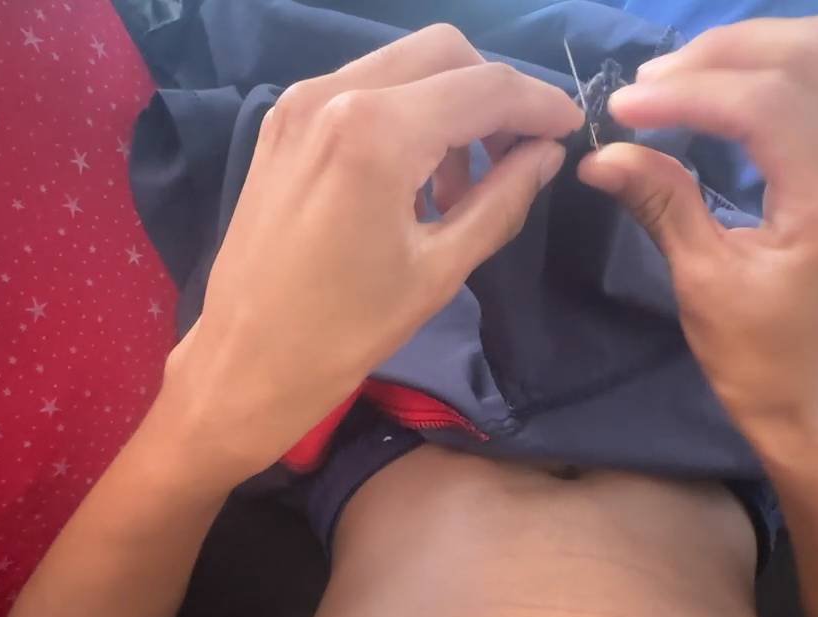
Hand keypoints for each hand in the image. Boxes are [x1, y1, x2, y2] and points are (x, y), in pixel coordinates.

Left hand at [154, 25, 583, 482]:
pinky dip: (401, 118)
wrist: (248, 362)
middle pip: (443, 53)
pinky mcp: (281, 126)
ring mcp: (298, 105)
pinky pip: (360, 93)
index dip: (537, 104)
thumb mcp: (437, 271)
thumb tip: (546, 156)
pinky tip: (408, 182)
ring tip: (454, 188)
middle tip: (513, 157)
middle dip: (492, 96)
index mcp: (376, 131)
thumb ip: (499, 202)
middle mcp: (333, 94)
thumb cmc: (346, 333)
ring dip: (446, 107)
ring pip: (400, 67)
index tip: (569, 129)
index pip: (483, 87)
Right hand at [577, 17, 817, 435]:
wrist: (802, 392)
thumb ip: (661, 204)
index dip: (689, 93)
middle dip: (719, 54)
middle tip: (648, 85)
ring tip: (677, 80)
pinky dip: (766, 71)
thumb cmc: (751, 355)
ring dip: (745, 51)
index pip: (766, 106)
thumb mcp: (700, 281)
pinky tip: (717, 90)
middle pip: (807, 55)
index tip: (624, 106)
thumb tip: (599, 155)